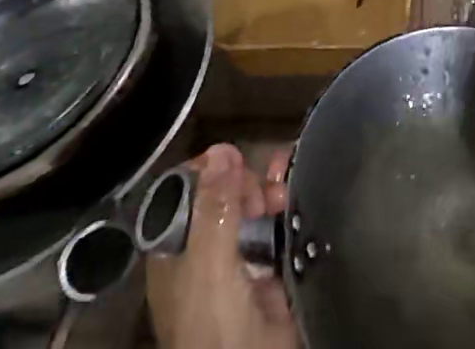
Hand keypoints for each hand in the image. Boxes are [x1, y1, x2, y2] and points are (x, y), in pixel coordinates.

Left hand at [146, 144, 297, 348]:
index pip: (186, 193)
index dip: (209, 173)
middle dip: (245, 184)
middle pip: (223, 198)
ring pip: (253, 211)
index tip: (235, 162)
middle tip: (263, 193)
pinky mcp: (271, 274)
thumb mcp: (209, 266)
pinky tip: (298, 196)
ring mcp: (238, 264)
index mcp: (175, 250)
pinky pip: (279, 230)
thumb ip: (215, 208)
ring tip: (285, 197)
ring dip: (269, 194)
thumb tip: (222, 148)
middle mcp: (204, 253)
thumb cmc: (214, 326)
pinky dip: (288, 211)